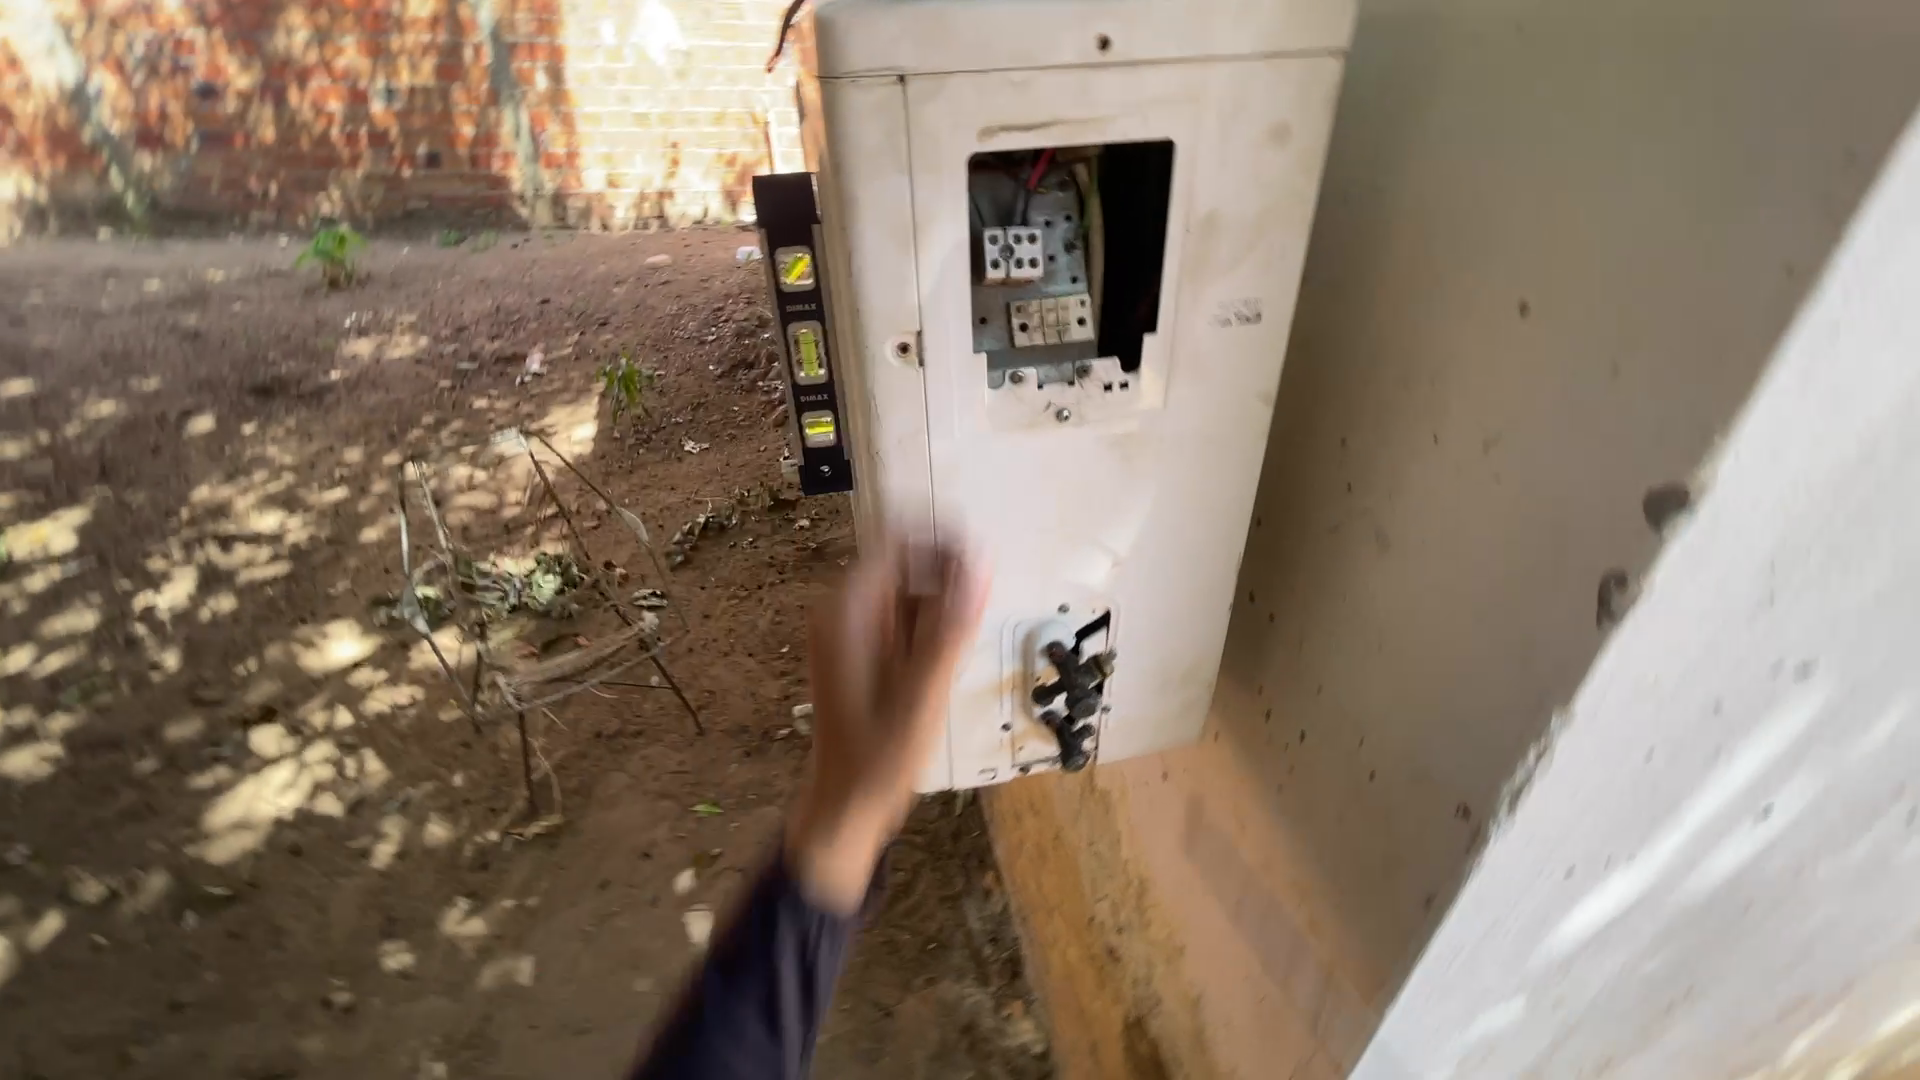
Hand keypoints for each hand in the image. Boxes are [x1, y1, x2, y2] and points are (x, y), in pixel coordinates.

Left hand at [784, 536, 987, 911]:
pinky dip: (929, 631)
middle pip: (903, 567)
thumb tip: (981, 566)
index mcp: (846, 613)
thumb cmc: (877, 758)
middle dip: (944, 582)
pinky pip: (903, 621)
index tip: (982, 559)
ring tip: (951, 655)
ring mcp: (851, 633)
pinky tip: (939, 666)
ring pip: (907, 594)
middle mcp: (843, 614)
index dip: (942, 543)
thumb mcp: (921, 692)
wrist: (844, 809)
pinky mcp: (863, 653)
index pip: (897, 544)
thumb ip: (951, 626)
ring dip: (939, 609)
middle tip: (973, 620)